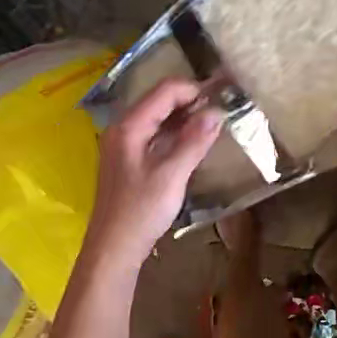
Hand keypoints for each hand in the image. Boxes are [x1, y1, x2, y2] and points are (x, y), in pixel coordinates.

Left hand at [85, 77, 222, 267]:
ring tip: (213, 127)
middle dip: (190, 102)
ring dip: (184, 119)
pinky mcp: (128, 160)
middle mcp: (123, 129)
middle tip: (221, 111)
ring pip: (158, 118)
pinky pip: (154, 135)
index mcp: (129, 126)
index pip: (164, 91)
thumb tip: (216, 112)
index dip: (194, 90)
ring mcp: (124, 145)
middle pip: (159, 100)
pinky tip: (193, 145)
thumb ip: (194, 141)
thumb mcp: (172, 175)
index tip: (222, 99)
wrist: (114, 247)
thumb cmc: (141, 211)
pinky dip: (175, 135)